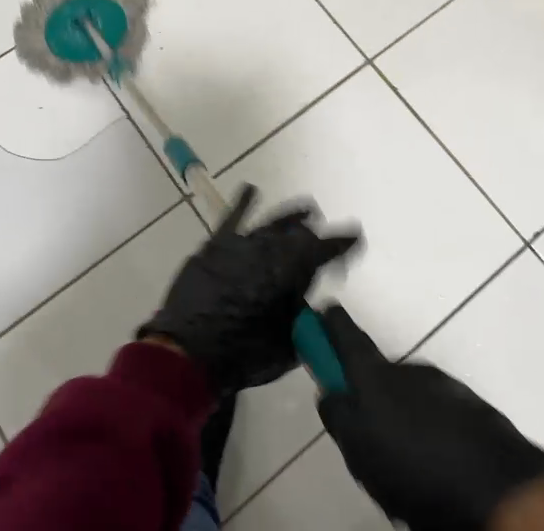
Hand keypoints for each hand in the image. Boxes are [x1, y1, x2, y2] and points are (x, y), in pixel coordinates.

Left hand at [139, 186, 358, 391]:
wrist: (188, 353)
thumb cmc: (244, 354)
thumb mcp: (290, 342)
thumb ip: (305, 313)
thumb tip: (308, 294)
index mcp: (293, 269)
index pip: (328, 248)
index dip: (344, 244)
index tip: (355, 240)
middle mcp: (271, 248)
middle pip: (301, 233)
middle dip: (317, 236)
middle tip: (325, 240)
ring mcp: (241, 243)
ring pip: (273, 223)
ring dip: (292, 218)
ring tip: (307, 211)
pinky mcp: (215, 244)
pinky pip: (233, 217)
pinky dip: (244, 201)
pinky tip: (251, 189)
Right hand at [316, 306, 543, 530]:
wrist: (496, 489)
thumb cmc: (413, 467)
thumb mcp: (358, 448)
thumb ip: (339, 415)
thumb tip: (329, 392)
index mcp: (377, 377)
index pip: (347, 338)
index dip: (331, 325)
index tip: (322, 310)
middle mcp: (412, 371)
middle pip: (380, 375)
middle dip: (371, 394)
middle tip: (365, 432)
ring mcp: (447, 388)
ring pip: (412, 399)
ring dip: (404, 418)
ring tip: (402, 461)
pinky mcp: (475, 412)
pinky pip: (441, 418)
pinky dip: (433, 432)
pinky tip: (433, 464)